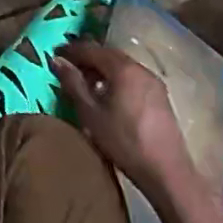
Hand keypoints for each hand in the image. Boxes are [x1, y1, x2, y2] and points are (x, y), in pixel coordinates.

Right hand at [51, 39, 192, 179]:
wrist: (167, 173)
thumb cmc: (124, 142)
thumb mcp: (91, 113)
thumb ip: (73, 83)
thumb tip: (57, 61)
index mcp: (123, 69)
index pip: (92, 49)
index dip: (71, 50)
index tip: (55, 54)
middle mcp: (140, 68)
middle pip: (108, 54)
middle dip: (87, 57)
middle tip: (68, 67)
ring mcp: (153, 82)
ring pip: (121, 65)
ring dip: (102, 68)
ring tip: (86, 82)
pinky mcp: (160, 96)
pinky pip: (132, 77)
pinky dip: (116, 78)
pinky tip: (108, 94)